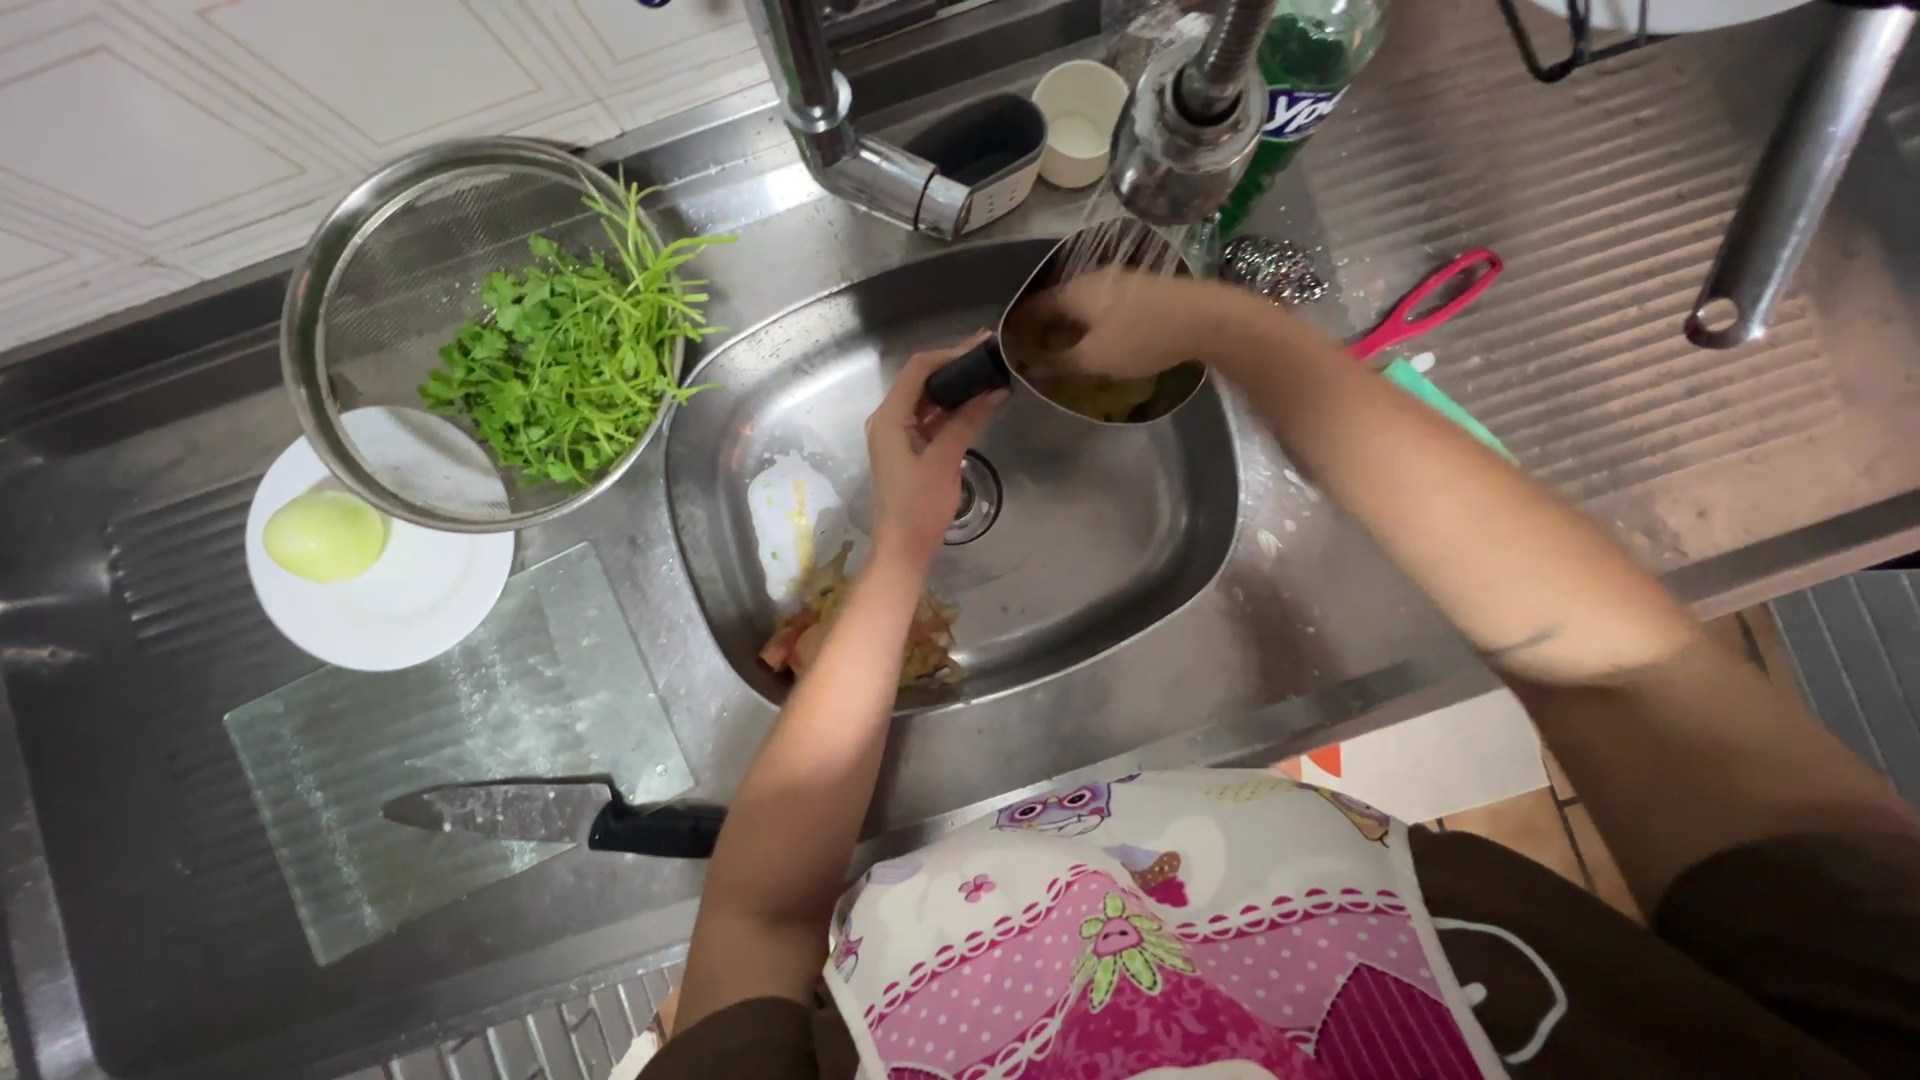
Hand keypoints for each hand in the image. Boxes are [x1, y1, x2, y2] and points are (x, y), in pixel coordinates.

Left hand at [866, 335, 1004, 570]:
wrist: (904, 546)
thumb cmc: (919, 505)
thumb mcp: (944, 460)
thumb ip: (966, 421)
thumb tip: (992, 390)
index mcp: (889, 418)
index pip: (917, 370)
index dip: (948, 355)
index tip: (980, 349)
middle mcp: (888, 420)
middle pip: (921, 381)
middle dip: (954, 367)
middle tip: (990, 354)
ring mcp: (897, 434)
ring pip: (927, 400)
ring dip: (955, 388)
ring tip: (988, 373)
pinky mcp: (909, 448)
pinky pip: (930, 419)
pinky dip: (951, 410)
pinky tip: (976, 402)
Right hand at [1035, 269, 1255, 378]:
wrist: (1204, 318)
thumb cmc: (1141, 338)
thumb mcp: (1095, 358)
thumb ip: (1060, 363)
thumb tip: (1032, 368)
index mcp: (1074, 292)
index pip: (1034, 306)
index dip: (1019, 326)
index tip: (1011, 346)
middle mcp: (1092, 279)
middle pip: (1059, 302)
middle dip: (1046, 326)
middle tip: (1038, 352)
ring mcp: (1120, 280)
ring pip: (1084, 303)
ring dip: (1071, 324)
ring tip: (1068, 349)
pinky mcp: (1142, 288)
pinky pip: (1105, 304)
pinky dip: (1094, 322)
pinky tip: (1101, 339)